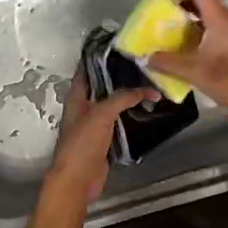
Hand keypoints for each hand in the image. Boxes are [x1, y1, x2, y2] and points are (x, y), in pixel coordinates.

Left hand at [47, 69, 153, 202]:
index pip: (87, 69)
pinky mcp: (105, 139)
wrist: (77, 180)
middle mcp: (84, 107)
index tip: (120, 46)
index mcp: (76, 96)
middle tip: (143, 65)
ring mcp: (94, 124)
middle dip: (121, 77)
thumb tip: (147, 90)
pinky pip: (119, 122)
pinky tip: (146, 109)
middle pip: (103, 86)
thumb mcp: (102, 113)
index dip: (100, 57)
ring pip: (113, 104)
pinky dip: (131, 115)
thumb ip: (122, 98)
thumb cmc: (82, 143)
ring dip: (128, 97)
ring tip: (150, 84)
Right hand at [147, 0, 227, 122]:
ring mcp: (226, 28)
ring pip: (202, 9)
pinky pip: (205, 22)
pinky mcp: (227, 40)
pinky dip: (189, 24)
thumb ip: (168, 62)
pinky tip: (177, 37)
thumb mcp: (195, 72)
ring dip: (183, 9)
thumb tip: (144, 56)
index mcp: (217, 16)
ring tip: (161, 16)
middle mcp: (222, 17)